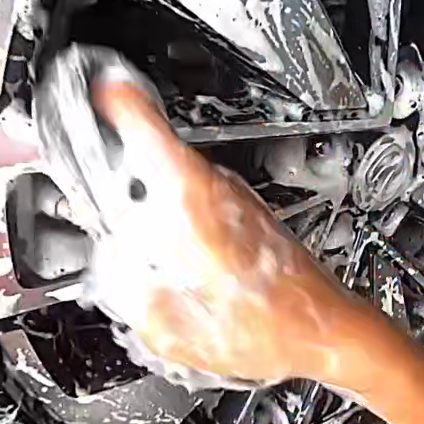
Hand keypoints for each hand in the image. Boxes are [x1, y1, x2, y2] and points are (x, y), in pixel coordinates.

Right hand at [85, 73, 380, 386]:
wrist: (326, 328)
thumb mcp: (184, 334)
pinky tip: (178, 254)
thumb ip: (135, 299)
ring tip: (137, 235)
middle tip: (99, 196)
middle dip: (122, 171)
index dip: (118, 105)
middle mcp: (222, 192)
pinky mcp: (250, 214)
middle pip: (159, 157)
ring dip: (152, 195)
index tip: (98, 89)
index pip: (151, 133)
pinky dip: (179, 213)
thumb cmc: (274, 328)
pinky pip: (201, 199)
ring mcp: (240, 200)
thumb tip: (114, 273)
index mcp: (198, 206)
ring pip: (180, 180)